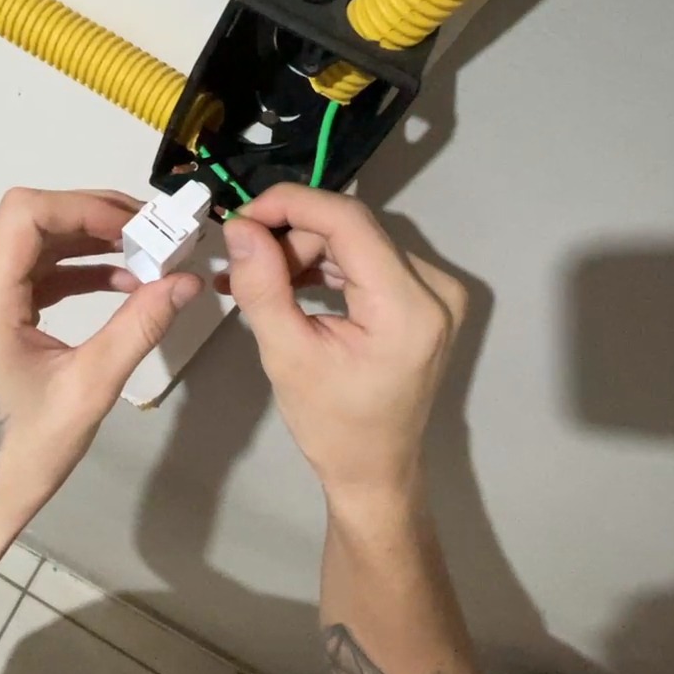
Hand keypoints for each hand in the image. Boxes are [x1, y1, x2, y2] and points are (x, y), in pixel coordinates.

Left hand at [0, 189, 200, 549]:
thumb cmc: (27, 450)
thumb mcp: (90, 386)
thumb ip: (138, 327)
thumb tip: (187, 281)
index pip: (25, 214)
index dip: (84, 206)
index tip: (137, 225)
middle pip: (31, 222)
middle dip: (94, 219)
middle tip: (153, 233)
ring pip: (35, 245)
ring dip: (89, 243)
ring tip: (147, 253)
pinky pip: (35, 276)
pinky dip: (76, 271)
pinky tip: (121, 282)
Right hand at [218, 184, 466, 512]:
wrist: (374, 469)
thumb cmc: (331, 424)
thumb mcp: (286, 355)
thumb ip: (262, 286)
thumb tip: (239, 228)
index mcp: (408, 306)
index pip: (349, 221)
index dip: (290, 204)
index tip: (241, 216)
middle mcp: (434, 287)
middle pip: (350, 231)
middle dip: (289, 240)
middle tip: (242, 267)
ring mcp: (433, 292)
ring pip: (354, 243)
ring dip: (301, 255)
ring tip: (252, 281)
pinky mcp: (422, 299)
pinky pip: (364, 263)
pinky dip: (322, 269)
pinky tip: (283, 285)